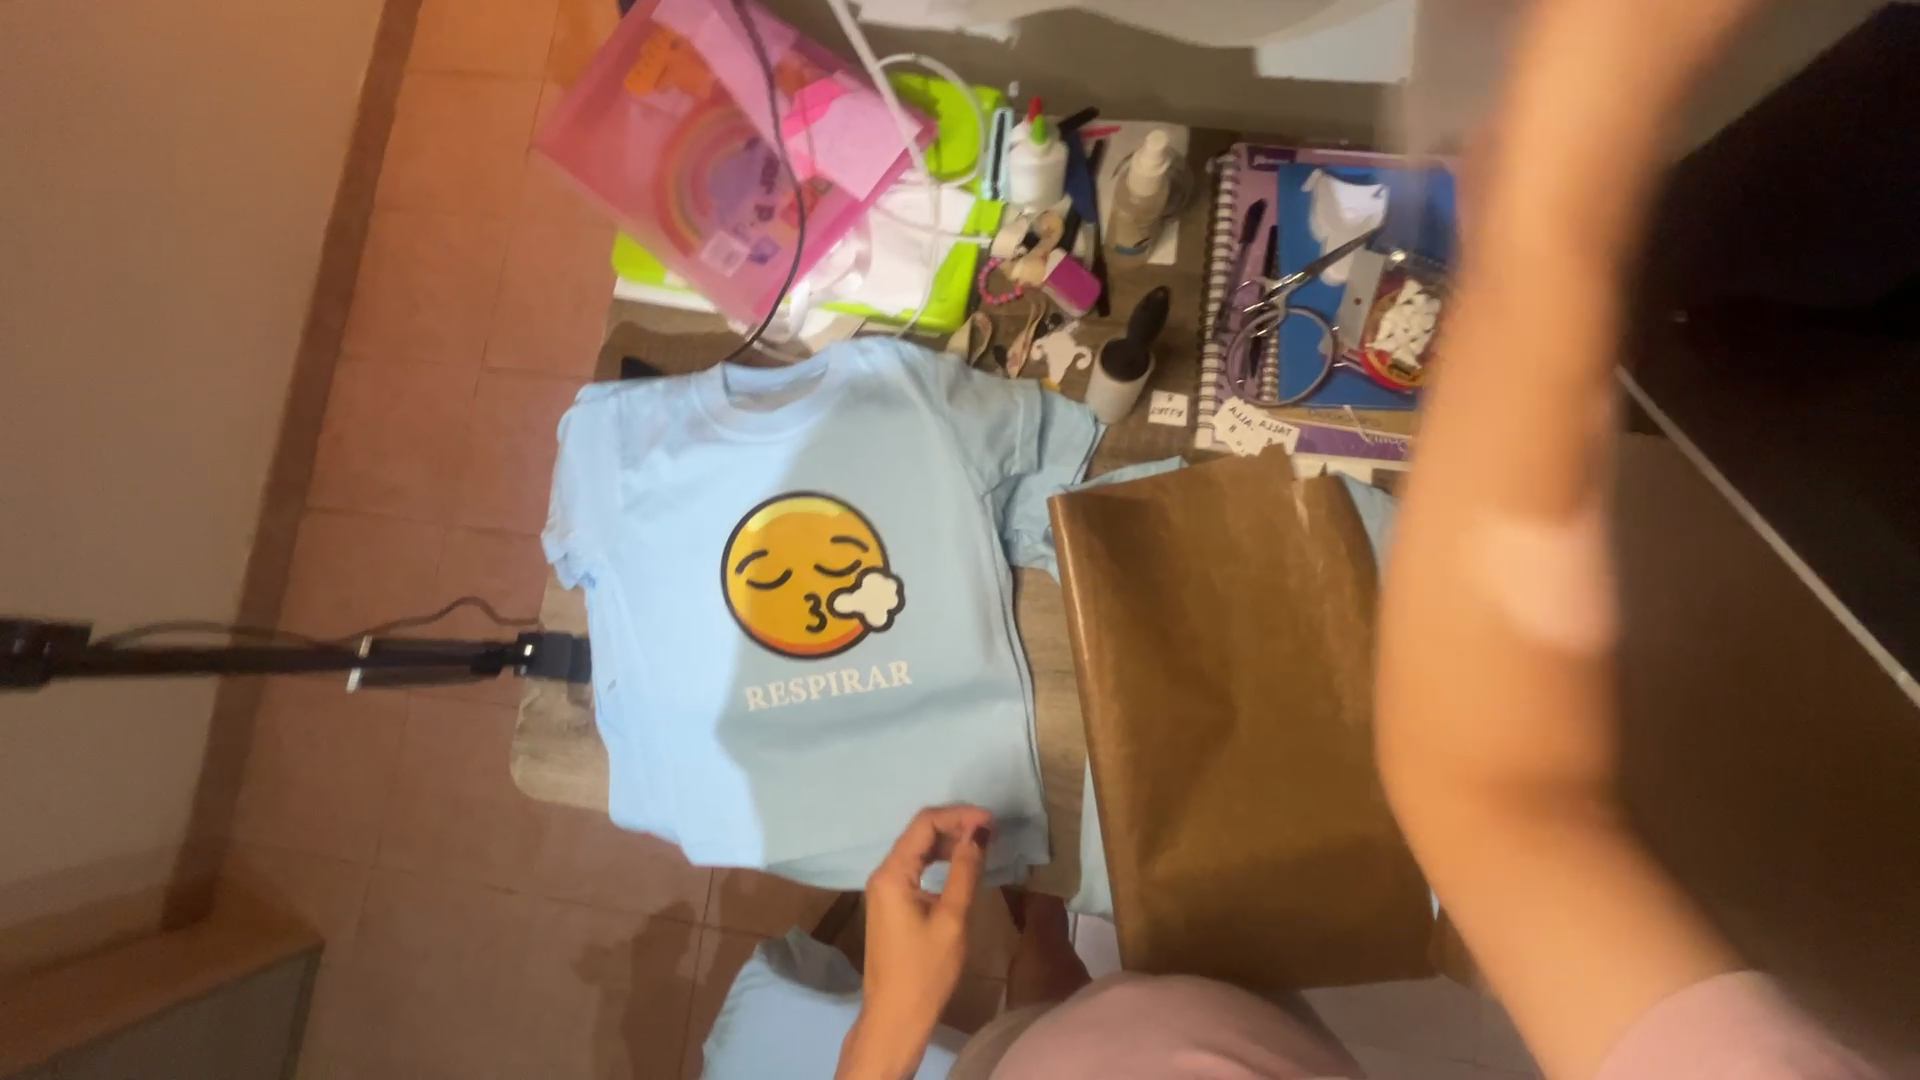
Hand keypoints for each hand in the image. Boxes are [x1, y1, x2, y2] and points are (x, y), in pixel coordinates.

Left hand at [837, 804, 992, 1079]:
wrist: (895, 1019)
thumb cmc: (925, 971)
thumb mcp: (952, 919)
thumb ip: (965, 870)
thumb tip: (979, 831)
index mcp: (892, 873)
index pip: (925, 824)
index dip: (958, 815)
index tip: (990, 821)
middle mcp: (883, 873)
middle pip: (919, 832)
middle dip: (954, 824)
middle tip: (989, 829)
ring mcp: (884, 888)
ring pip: (917, 848)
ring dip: (948, 840)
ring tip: (981, 841)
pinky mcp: (891, 902)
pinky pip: (915, 866)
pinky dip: (938, 859)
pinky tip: (960, 862)